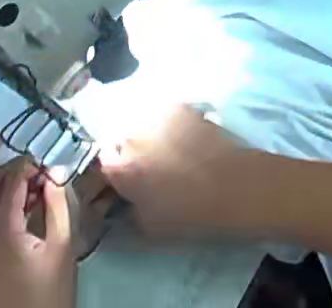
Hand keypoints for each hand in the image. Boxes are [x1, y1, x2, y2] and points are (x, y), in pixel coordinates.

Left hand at [0, 158, 75, 307]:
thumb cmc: (47, 296)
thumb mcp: (61, 248)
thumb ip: (58, 205)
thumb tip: (53, 174)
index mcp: (3, 230)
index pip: (12, 180)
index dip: (31, 164)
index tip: (51, 161)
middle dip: (18, 171)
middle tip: (45, 171)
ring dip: (12, 188)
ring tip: (41, 189)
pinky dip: (6, 207)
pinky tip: (29, 211)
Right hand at [97, 105, 268, 238]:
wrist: (231, 184)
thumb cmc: (188, 213)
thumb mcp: (147, 226)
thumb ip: (125, 210)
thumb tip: (120, 201)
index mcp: (120, 167)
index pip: (100, 164)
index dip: (109, 172)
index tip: (119, 180)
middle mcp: (132, 135)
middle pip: (118, 140)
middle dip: (126, 151)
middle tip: (144, 166)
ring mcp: (155, 116)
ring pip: (139, 123)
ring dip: (144, 135)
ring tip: (163, 149)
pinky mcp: (177, 106)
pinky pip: (160, 113)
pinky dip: (163, 122)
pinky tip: (178, 136)